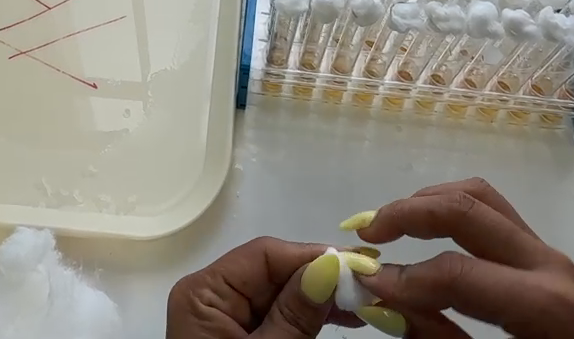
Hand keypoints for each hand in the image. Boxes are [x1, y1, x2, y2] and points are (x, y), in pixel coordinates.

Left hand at [167, 236, 367, 336]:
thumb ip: (296, 314)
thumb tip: (329, 265)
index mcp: (205, 292)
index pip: (265, 255)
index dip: (311, 256)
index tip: (357, 265)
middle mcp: (211, 297)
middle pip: (273, 271)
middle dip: (320, 277)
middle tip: (368, 284)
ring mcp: (224, 319)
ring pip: (279, 293)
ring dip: (319, 297)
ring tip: (361, 302)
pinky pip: (276, 315)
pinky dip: (306, 316)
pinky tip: (340, 317)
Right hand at [346, 178, 573, 338]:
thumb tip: (383, 300)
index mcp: (547, 307)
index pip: (461, 274)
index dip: (407, 278)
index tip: (365, 282)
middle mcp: (551, 266)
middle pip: (469, 210)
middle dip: (409, 214)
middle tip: (366, 231)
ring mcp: (548, 254)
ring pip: (479, 195)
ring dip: (428, 202)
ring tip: (390, 223)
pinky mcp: (540, 254)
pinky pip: (491, 210)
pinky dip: (449, 207)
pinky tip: (424, 226)